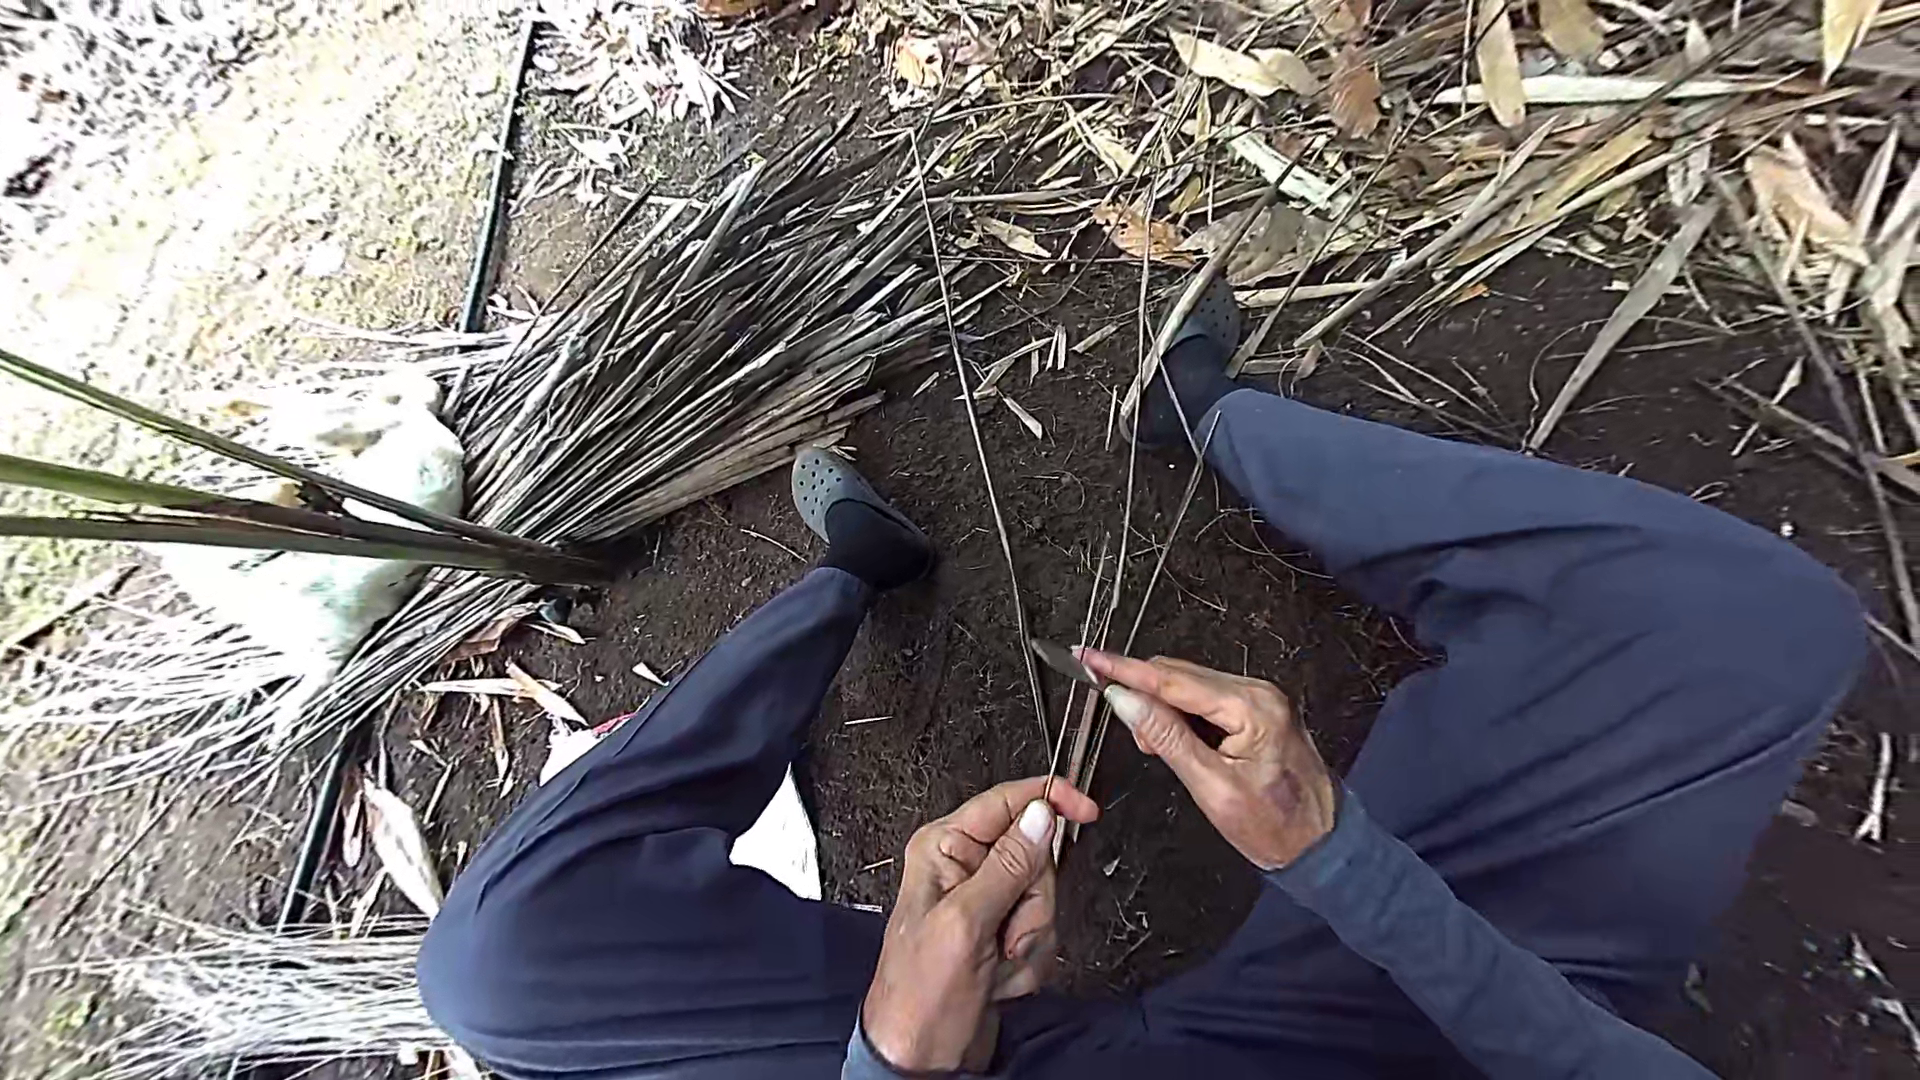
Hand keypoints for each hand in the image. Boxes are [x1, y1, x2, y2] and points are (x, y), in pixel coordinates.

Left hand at [862, 776, 1099, 1072]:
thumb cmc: (920, 995)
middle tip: (1008, 931)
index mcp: (945, 846)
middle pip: (1034, 853)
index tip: (1084, 808)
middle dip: (1032, 900)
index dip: (1049, 800)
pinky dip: (1030, 956)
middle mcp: (965, 864)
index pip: (1006, 802)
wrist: (922, 1062)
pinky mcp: (1001, 926)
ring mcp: (985, 897)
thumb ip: (1007, 866)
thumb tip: (1040, 815)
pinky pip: (1041, 925)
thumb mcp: (965, 924)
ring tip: (999, 960)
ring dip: (1030, 934)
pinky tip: (1002, 975)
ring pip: (1042, 892)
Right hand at [1078, 648, 1334, 870]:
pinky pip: (1201, 696)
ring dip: (1157, 706)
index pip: (1170, 680)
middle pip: (1176, 675)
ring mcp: (1256, 697)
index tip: (1088, 657)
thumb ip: (1165, 737)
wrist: (1327, 848)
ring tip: (1153, 744)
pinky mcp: (1253, 707)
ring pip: (1185, 684)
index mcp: (1250, 707)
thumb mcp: (1212, 788)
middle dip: (1139, 693)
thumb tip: (1124, 699)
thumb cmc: (1275, 827)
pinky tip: (1171, 738)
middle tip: (1123, 724)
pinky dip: (1176, 712)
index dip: (1122, 669)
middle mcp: (1256, 691)